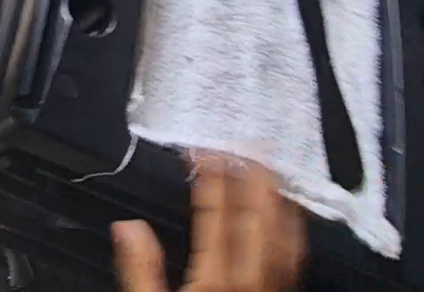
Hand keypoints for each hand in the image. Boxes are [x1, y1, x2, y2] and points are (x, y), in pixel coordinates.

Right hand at [112, 158, 304, 291]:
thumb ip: (142, 271)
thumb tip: (130, 227)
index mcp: (215, 282)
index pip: (214, 218)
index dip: (210, 180)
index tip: (203, 152)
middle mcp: (249, 286)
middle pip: (257, 224)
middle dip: (253, 181)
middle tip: (248, 146)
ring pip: (283, 242)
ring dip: (278, 204)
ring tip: (275, 173)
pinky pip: (293, 264)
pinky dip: (292, 235)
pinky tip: (290, 223)